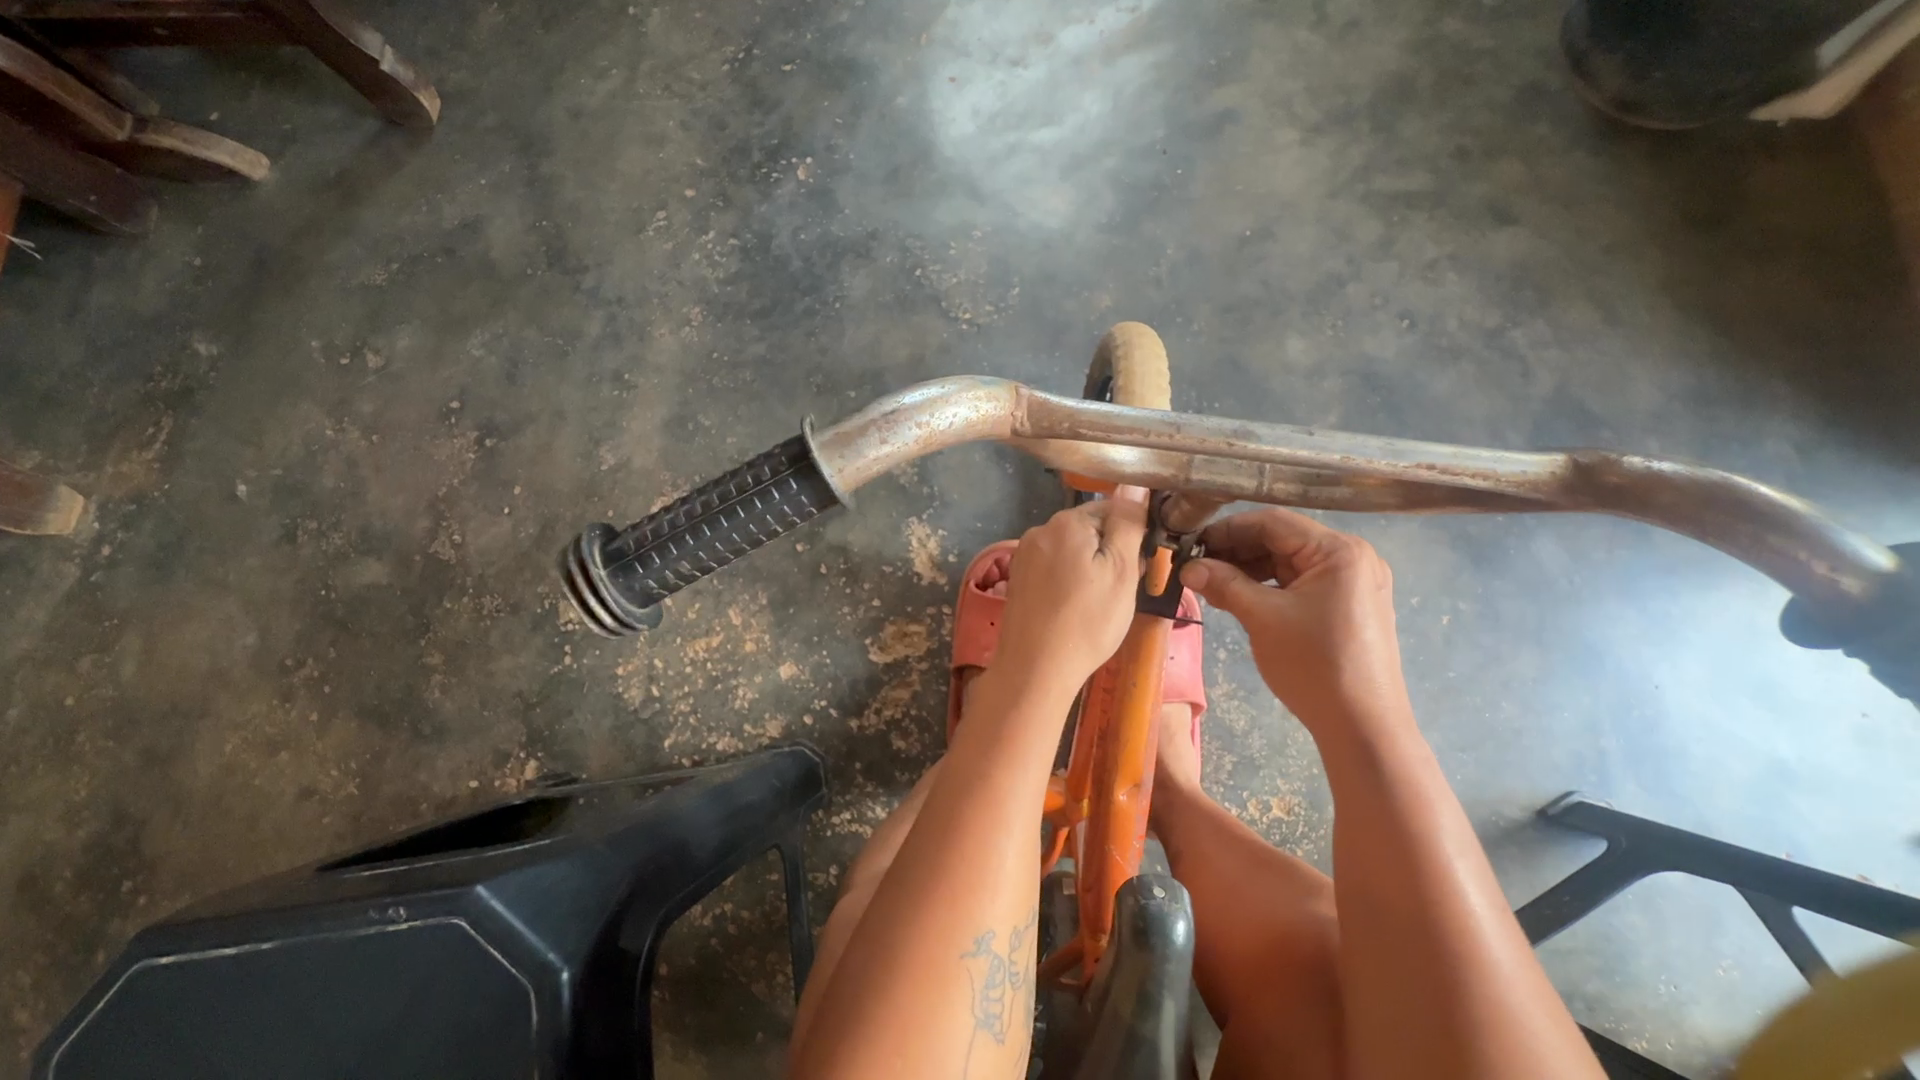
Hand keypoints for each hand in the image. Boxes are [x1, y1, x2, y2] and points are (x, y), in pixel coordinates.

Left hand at [993, 489, 1149, 691]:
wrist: (1035, 670)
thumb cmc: (1087, 621)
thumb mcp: (1122, 570)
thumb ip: (1128, 523)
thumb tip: (1135, 484)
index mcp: (1066, 522)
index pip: (1112, 510)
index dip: (1133, 536)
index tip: (1142, 567)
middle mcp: (1039, 530)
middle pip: (1089, 530)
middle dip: (1111, 553)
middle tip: (1125, 590)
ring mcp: (1024, 556)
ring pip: (1072, 551)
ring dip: (1092, 569)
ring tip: (1102, 604)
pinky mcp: (1018, 581)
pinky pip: (1054, 570)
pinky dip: (1071, 583)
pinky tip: (1077, 610)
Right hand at [1180, 508, 1413, 737]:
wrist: (1362, 725)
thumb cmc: (1314, 665)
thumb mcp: (1263, 618)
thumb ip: (1225, 584)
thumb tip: (1187, 568)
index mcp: (1339, 551)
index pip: (1273, 522)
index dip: (1228, 530)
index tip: (1191, 545)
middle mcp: (1353, 557)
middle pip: (1283, 540)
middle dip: (1237, 552)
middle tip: (1196, 568)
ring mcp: (1355, 582)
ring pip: (1290, 562)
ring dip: (1250, 570)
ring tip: (1213, 586)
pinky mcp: (1351, 605)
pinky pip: (1302, 583)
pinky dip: (1270, 587)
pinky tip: (1241, 599)